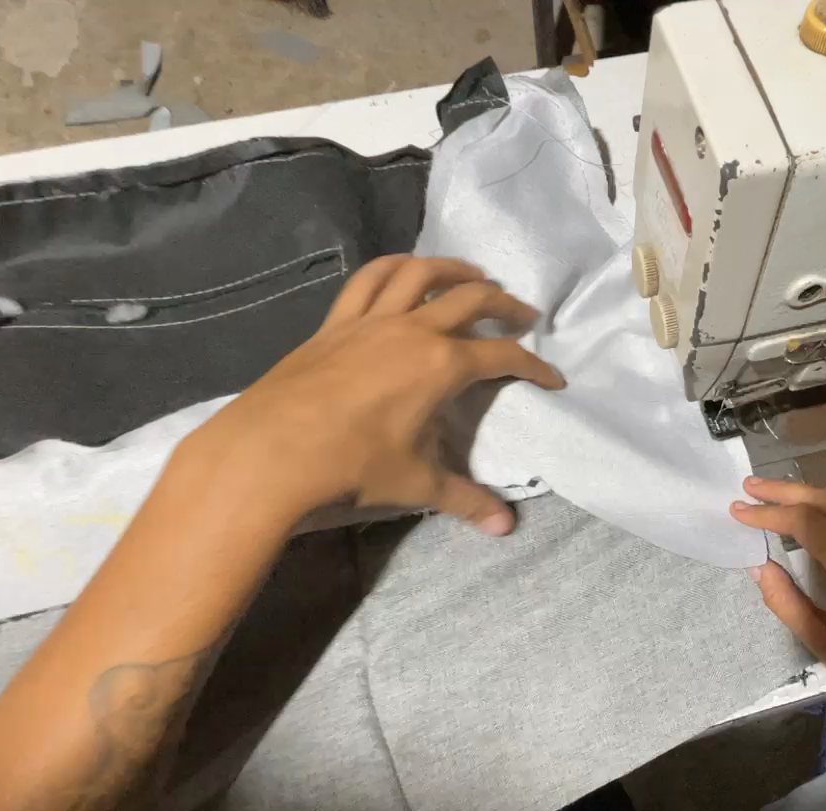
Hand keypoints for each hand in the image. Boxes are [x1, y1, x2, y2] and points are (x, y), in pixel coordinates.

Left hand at [179, 255, 563, 535]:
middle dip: (505, 305)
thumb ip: (468, 500)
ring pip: (420, 273)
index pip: (503, 357)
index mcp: (442, 366)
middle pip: (471, 300)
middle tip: (524, 316)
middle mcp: (412, 331)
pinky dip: (395, 268)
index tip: (553, 379)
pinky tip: (406, 272)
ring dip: (453, 269)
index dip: (534, 366)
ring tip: (473, 276)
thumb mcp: (419, 485)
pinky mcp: (337, 322)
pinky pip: (370, 279)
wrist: (271, 452)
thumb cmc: (354, 466)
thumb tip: (506, 528)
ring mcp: (371, 320)